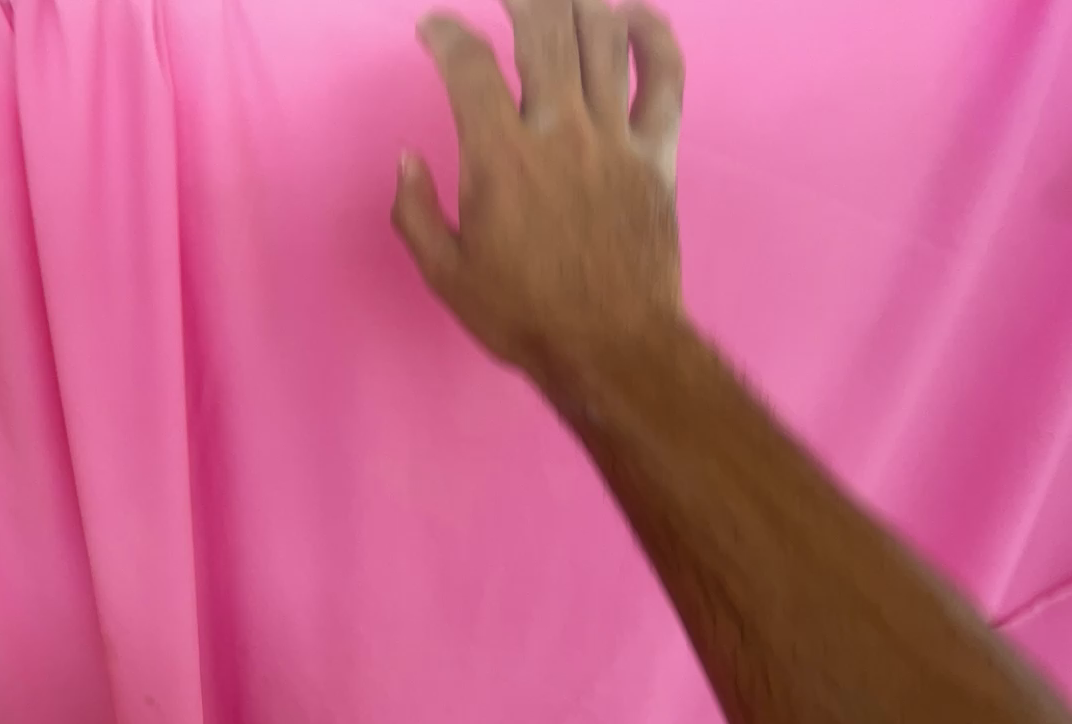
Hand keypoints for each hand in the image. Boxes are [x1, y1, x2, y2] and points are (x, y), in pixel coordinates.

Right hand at [393, 0, 684, 384]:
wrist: (603, 342)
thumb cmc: (516, 313)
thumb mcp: (443, 274)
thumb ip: (415, 212)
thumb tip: (406, 160)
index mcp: (499, 160)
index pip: (469, 70)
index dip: (445, 36)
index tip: (430, 29)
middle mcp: (559, 130)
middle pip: (544, 30)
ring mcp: (614, 136)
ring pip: (603, 38)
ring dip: (576, 3)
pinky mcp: (655, 152)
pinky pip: (665, 74)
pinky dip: (652, 34)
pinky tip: (632, 17)